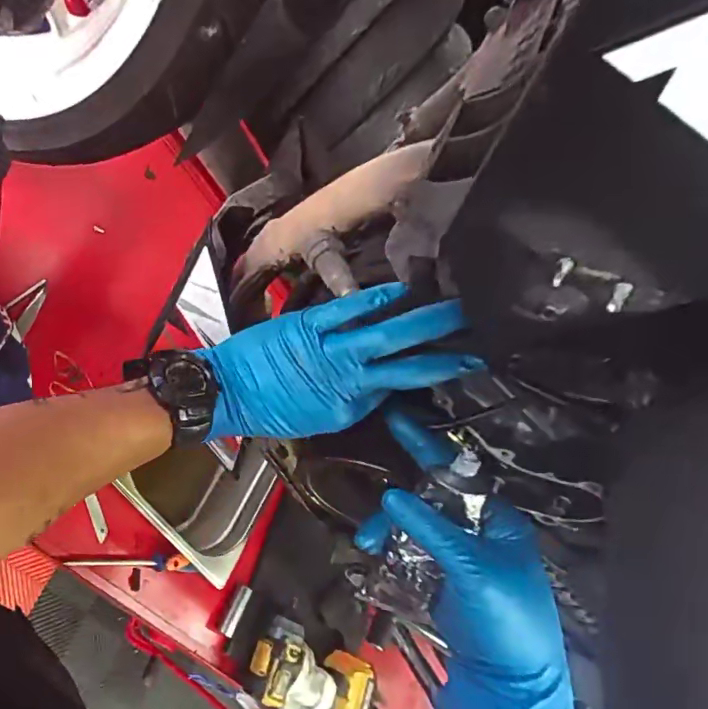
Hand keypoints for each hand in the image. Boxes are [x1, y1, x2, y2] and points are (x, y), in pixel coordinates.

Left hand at [197, 283, 479, 439]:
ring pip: (385, 335)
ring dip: (424, 321)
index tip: (464, 362)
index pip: (399, 386)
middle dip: (446, 348)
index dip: (433, 374)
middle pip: (406, 363)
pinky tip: (402, 290)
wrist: (224, 393)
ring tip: (457, 308)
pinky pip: (347, 310)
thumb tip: (379, 386)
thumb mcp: (317, 418)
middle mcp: (346, 379)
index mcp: (348, 406)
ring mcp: (328, 351)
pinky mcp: (308, 328)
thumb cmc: (265, 409)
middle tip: (482, 333)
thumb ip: (351, 402)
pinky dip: (375, 299)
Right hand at [354, 409, 574, 708]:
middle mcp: (473, 528)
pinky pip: (406, 548)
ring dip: (387, 530)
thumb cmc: (507, 615)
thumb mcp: (472, 569)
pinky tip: (375, 555)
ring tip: (368, 545)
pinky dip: (389, 548)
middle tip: (370, 521)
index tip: (398, 418)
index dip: (428, 446)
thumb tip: (392, 495)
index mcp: (496, 519)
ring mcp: (453, 552)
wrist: (507, 674)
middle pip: (427, 498)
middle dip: (395, 504)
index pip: (457, 474)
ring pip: (410, 524)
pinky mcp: (436, 574)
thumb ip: (432, 529)